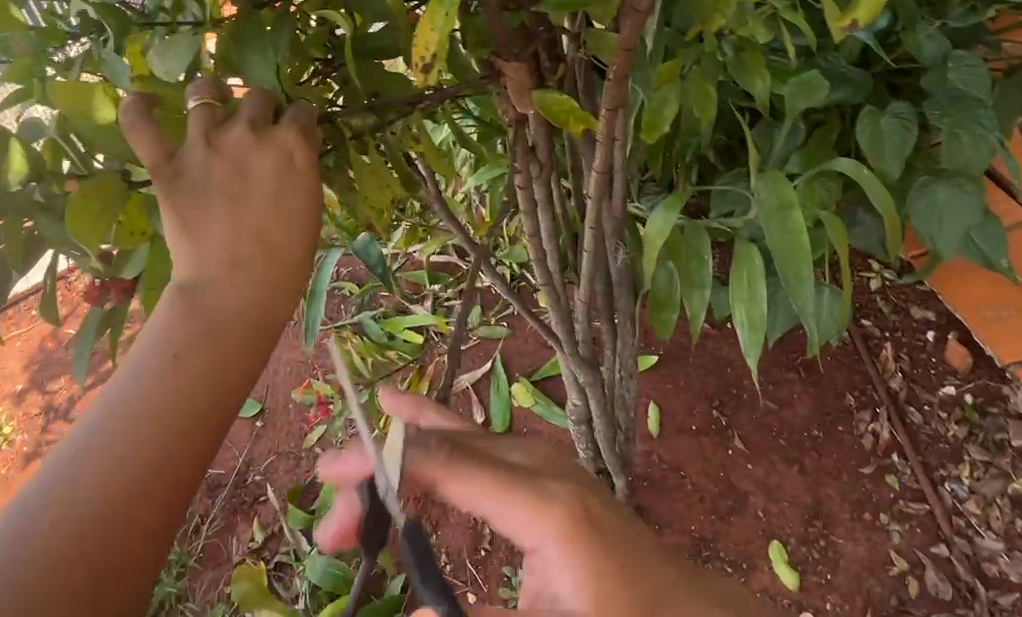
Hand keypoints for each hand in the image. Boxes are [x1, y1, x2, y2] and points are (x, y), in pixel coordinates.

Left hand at [121, 75, 323, 312]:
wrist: (237, 287)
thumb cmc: (286, 257)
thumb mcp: (311, 203)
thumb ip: (302, 166)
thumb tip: (296, 146)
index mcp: (292, 143)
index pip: (301, 111)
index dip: (299, 121)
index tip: (296, 132)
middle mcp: (249, 132)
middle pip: (258, 97)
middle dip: (262, 108)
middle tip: (258, 128)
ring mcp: (205, 144)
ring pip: (206, 93)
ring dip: (212, 94)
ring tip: (211, 100)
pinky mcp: (168, 165)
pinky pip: (142, 126)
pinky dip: (137, 108)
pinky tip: (144, 100)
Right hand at [315, 389, 763, 615]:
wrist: (692, 613)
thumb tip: (409, 616)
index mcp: (543, 505)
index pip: (445, 464)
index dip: (381, 466)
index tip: (329, 485)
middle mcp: (541, 467)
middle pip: (446, 444)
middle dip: (383, 465)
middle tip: (331, 507)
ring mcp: (548, 463)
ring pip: (463, 434)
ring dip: (406, 449)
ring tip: (355, 451)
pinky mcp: (550, 473)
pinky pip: (483, 445)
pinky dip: (441, 439)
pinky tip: (419, 424)